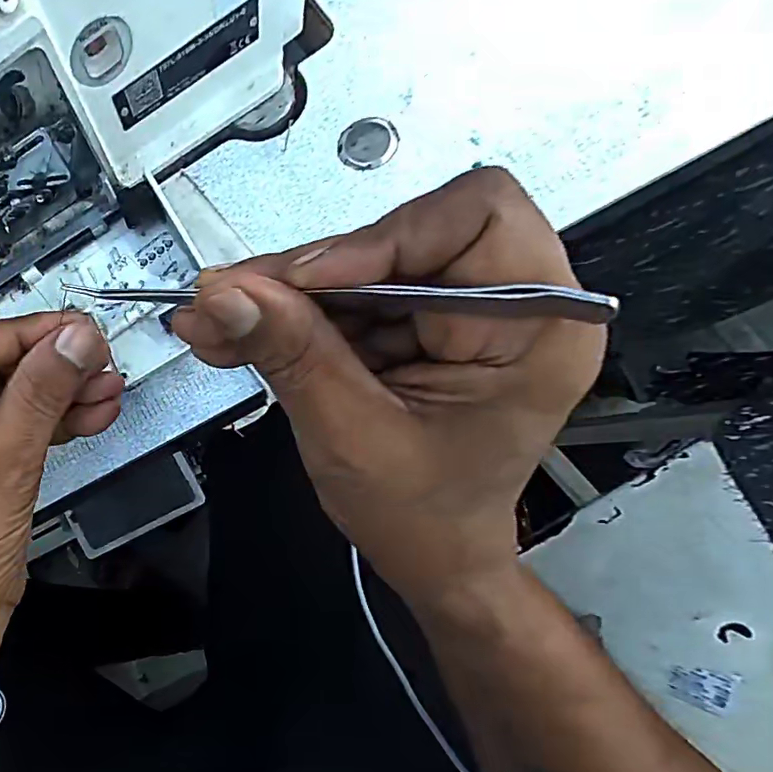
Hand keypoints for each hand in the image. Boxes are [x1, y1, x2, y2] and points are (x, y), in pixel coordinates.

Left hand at [0, 313, 124, 646]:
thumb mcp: (2, 462)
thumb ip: (41, 393)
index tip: (85, 330)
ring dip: (66, 393)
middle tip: (103, 359)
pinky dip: (60, 420)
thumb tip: (77, 337)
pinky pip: (24, 424)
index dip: (33, 335)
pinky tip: (96, 413)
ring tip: (110, 388)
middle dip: (55, 367)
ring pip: (18, 395)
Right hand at [169, 168, 604, 601]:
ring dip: (295, 296)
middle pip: (410, 233)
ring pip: (370, 262)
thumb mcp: (354, 438)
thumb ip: (295, 355)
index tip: (303, 280)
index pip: (475, 216)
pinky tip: (256, 334)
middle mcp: (519, 310)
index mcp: (540, 334)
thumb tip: (234, 293)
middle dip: (317, 273)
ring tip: (232, 326)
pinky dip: (303, 314)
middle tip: (244, 299)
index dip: (381, 237)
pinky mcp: (431, 324)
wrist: (436, 555)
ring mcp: (471, 314)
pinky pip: (360, 293)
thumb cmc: (427, 519)